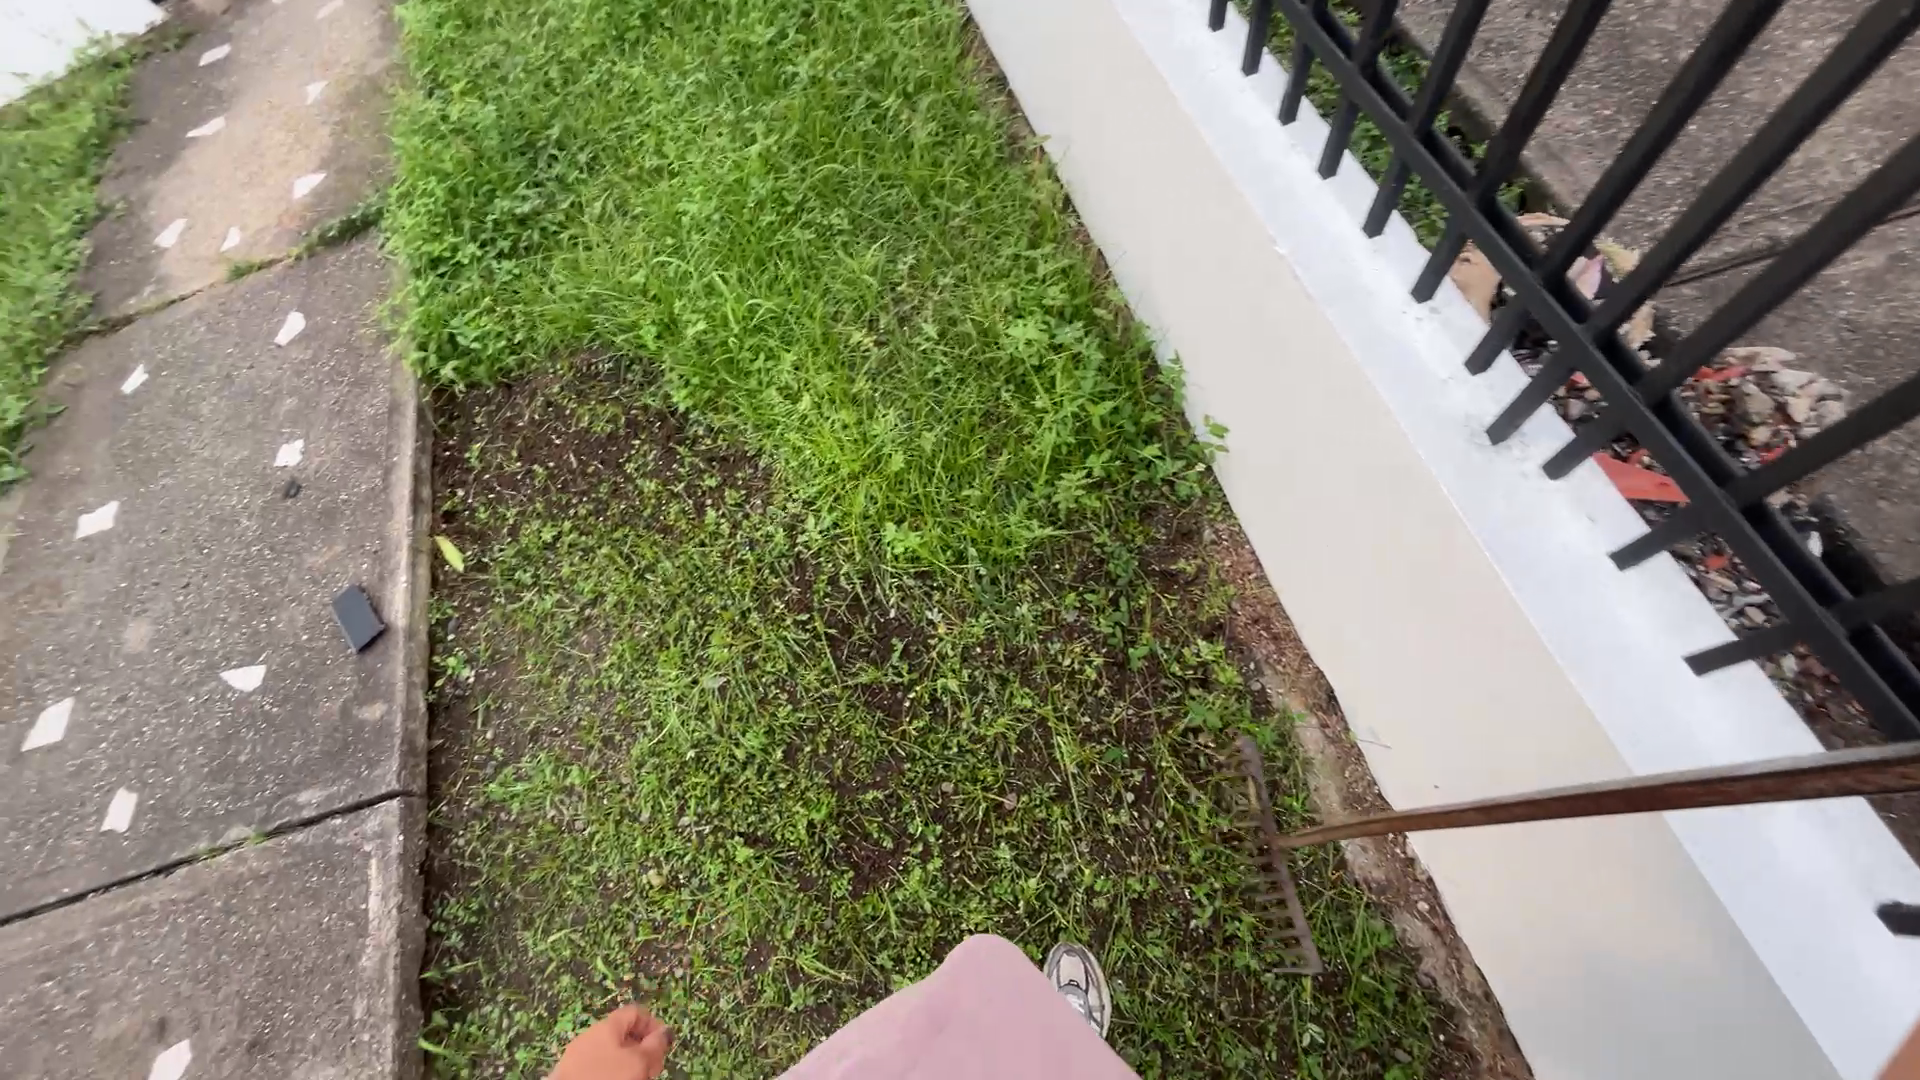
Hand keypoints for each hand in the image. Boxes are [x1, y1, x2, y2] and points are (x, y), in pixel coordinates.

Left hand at [548, 1004, 673, 1079]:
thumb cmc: (606, 1078)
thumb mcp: (638, 1062)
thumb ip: (654, 1045)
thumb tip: (665, 1032)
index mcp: (607, 1025)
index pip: (636, 1012)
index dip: (653, 1025)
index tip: (661, 1046)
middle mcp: (590, 1035)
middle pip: (623, 1034)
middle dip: (642, 1049)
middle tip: (652, 1068)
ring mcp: (576, 1056)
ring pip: (610, 1053)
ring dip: (628, 1063)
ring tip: (637, 1077)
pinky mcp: (568, 1075)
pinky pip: (597, 1067)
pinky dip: (611, 1072)